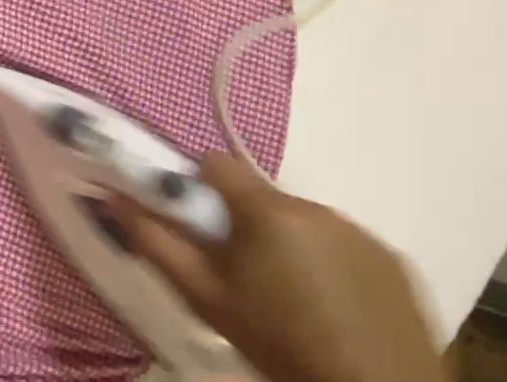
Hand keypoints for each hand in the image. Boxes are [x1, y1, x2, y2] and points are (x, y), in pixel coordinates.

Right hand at [107, 155, 446, 381]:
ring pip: (300, 218)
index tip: (198, 225)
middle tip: (238, 269)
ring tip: (287, 291)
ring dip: (284, 240)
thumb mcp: (203, 295)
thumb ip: (152, 239)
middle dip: (241, 220)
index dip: (197, 188)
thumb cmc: (277, 342)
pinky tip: (328, 302)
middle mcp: (316, 207)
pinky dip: (326, 260)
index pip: (215, 163)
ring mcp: (362, 233)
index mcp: (267, 210)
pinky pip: (342, 242)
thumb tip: (111, 195)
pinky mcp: (395, 260)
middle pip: (258, 194)